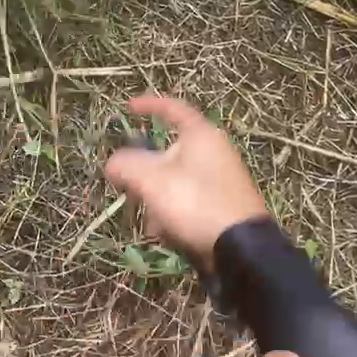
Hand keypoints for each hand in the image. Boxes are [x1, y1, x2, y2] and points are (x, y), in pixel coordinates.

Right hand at [103, 96, 268, 260]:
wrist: (243, 251)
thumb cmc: (195, 202)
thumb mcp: (151, 180)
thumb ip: (125, 165)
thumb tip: (112, 164)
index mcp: (201, 135)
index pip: (172, 108)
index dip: (148, 105)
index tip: (128, 108)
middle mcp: (215, 152)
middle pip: (167, 152)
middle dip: (144, 173)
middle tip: (129, 185)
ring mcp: (222, 179)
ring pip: (175, 179)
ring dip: (156, 197)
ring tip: (151, 220)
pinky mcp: (225, 204)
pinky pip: (189, 198)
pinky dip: (173, 211)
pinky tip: (167, 232)